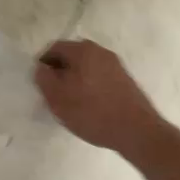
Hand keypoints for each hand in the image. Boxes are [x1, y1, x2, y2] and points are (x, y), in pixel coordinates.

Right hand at [35, 39, 166, 153]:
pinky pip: (100, 77)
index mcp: (82, 49)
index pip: (54, 48)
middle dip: (61, 72)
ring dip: (77, 80)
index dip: (43, 64)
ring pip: (87, 67)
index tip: (41, 84)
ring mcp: (115, 65)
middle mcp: (100, 51)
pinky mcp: (125, 80)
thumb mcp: (58, 98)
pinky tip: (92, 106)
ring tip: (73, 103)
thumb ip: (44, 79)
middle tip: (55, 94)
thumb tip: (41, 68)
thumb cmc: (92, 112)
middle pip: (72, 56)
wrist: (137, 131)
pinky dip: (91, 87)